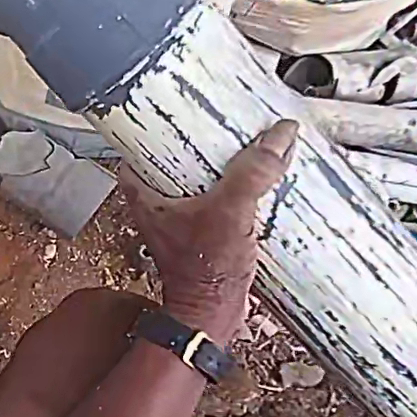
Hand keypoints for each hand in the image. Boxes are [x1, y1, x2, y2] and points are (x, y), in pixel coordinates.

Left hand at [124, 119, 296, 343]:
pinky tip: (254, 177)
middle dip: (195, 138)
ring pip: (194, 177)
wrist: (212, 314)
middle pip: (171, 156)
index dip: (155, 122)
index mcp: (144, 192)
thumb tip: (279, 135)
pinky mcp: (198, 230)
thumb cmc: (205, 271)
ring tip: (244, 141)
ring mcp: (176, 217)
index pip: (137, 143)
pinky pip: (213, 196)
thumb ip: (253, 172)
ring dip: (217, 163)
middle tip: (222, 117)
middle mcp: (154, 202)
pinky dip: (230, 185)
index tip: (180, 102)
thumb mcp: (231, 212)